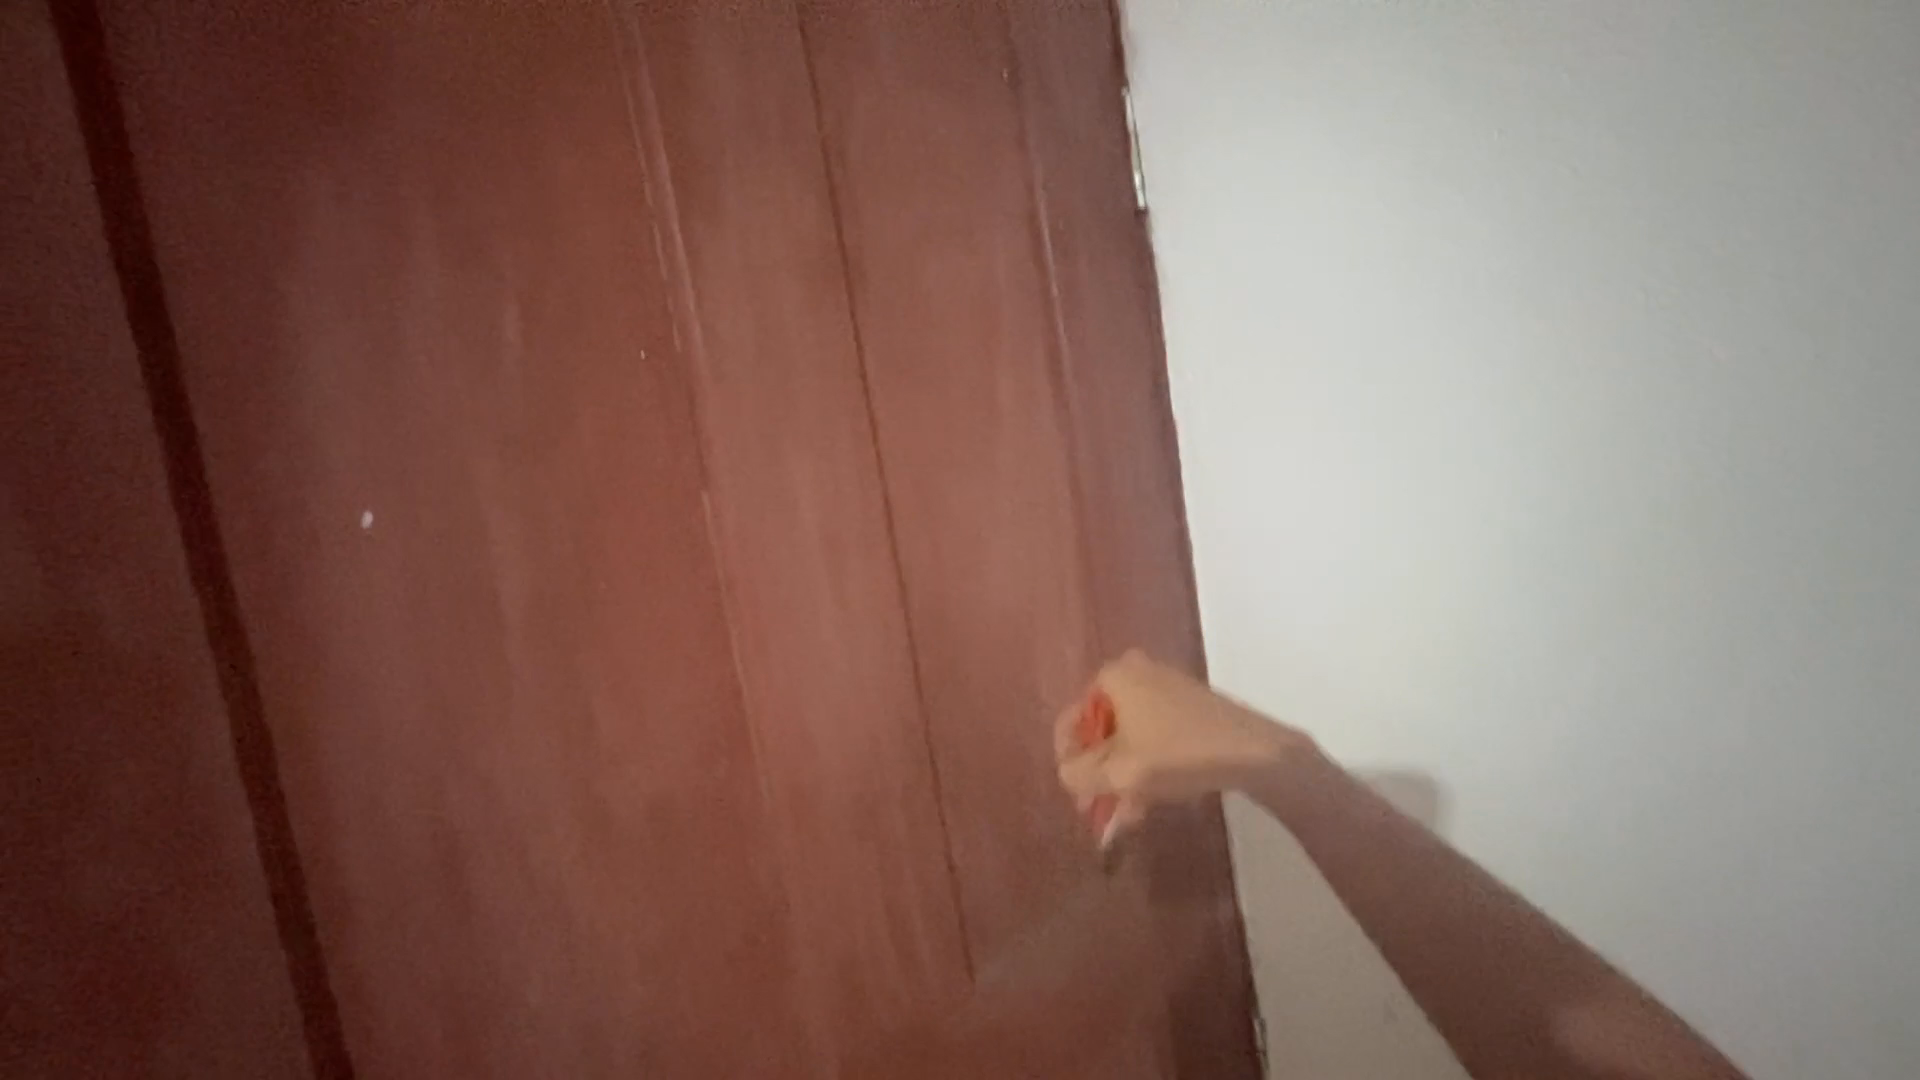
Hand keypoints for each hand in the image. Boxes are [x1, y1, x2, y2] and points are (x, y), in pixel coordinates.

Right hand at [1054, 650, 1308, 843]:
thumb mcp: (1120, 773)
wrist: (1256, 752)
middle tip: (1100, 810)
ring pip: (1128, 736)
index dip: (1069, 762)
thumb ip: (1079, 775)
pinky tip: (1150, 798)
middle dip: (1099, 773)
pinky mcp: (1187, 703)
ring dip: (1123, 774)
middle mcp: (1134, 671)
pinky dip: (1146, 763)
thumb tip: (1067, 774)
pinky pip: (1152, 733)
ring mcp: (1163, 685)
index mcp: (1112, 676)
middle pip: (1101, 729)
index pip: (1071, 721)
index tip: (1079, 797)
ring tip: (1128, 814)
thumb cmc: (1179, 754)